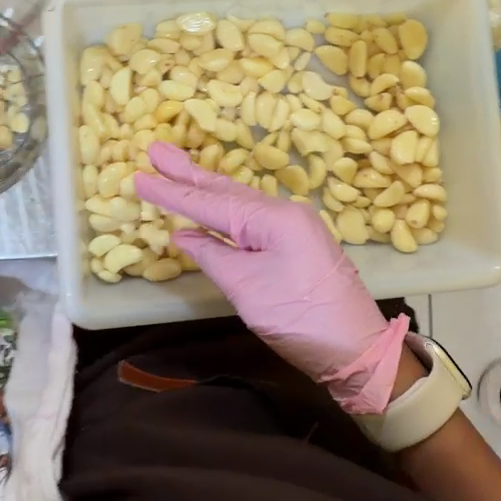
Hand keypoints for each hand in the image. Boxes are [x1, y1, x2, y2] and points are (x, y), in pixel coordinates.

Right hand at [134, 141, 410, 413]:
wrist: (360, 351)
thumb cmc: (300, 320)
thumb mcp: (247, 289)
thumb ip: (212, 256)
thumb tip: (185, 234)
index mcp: (273, 218)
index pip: (210, 203)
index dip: (173, 192)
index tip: (140, 176)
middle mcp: (284, 212)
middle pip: (226, 190)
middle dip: (188, 172)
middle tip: (156, 150)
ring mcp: (293, 226)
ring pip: (239, 201)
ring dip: (205, 185)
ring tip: (176, 167)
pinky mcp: (296, 243)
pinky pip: (251, 215)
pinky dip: (224, 207)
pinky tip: (210, 203)